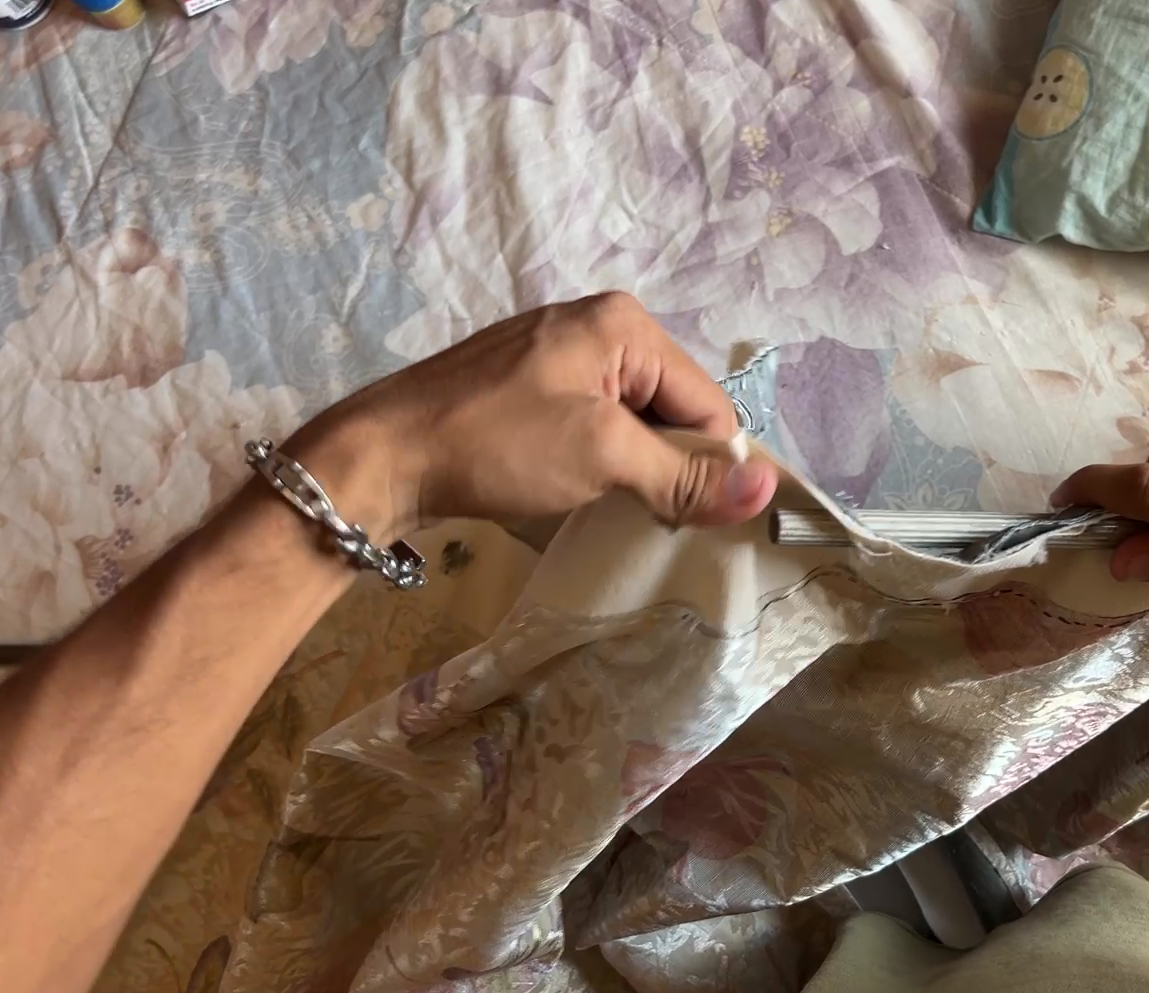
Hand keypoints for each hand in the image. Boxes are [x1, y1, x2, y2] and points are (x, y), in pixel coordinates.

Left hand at [283, 293, 776, 541]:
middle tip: (640, 504)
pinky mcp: (542, 381)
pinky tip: (583, 479)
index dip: (707, 464)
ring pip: (643, 420)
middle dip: (670, 462)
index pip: (708, 405)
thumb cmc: (498, 444)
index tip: (687, 511)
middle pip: (677, 410)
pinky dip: (610, 457)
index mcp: (627, 325)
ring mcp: (568, 352)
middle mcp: (604, 326)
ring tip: (606, 493)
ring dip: (640, 465)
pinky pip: (606, 420)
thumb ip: (687, 476)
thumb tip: (768, 490)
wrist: (380, 457)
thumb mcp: (604, 457)